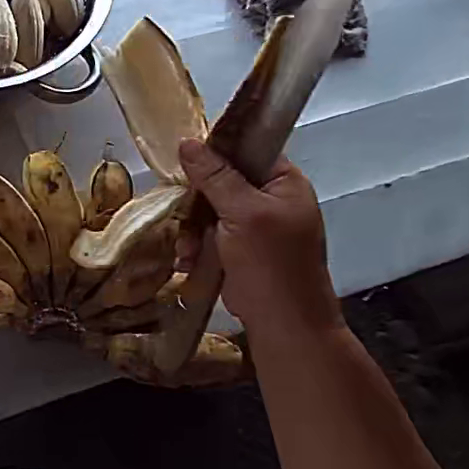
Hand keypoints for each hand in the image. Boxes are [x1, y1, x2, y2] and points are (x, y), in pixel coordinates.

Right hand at [176, 138, 341, 330]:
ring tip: (187, 250)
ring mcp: (254, 224)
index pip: (246, 148)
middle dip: (198, 201)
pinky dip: (196, 245)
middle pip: (221, 179)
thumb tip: (188, 142)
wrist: (285, 326)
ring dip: (192, 228)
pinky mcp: (239, 247)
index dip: (215, 152)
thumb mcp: (243, 214)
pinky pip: (209, 233)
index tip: (187, 163)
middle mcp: (270, 198)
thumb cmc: (272, 265)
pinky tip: (188, 260)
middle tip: (183, 213)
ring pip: (209, 208)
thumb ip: (215, 177)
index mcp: (283, 181)